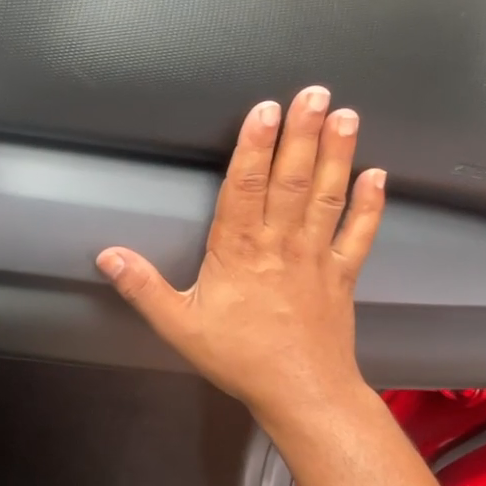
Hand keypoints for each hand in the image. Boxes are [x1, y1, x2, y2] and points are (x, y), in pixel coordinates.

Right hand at [97, 86, 386, 423]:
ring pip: (326, 197)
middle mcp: (280, 245)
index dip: (254, 147)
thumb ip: (142, 286)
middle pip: (291, 181)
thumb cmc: (236, 356)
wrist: (301, 392)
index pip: (245, 189)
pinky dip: (370, 203)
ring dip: (336, 154)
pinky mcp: (342, 275)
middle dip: (301, 135)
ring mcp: (317, 258)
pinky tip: (378, 174)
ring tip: (344, 115)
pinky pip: (359, 233)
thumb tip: (107, 254)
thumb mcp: (176, 325)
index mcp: (238, 252)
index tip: (264, 110)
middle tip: (314, 93)